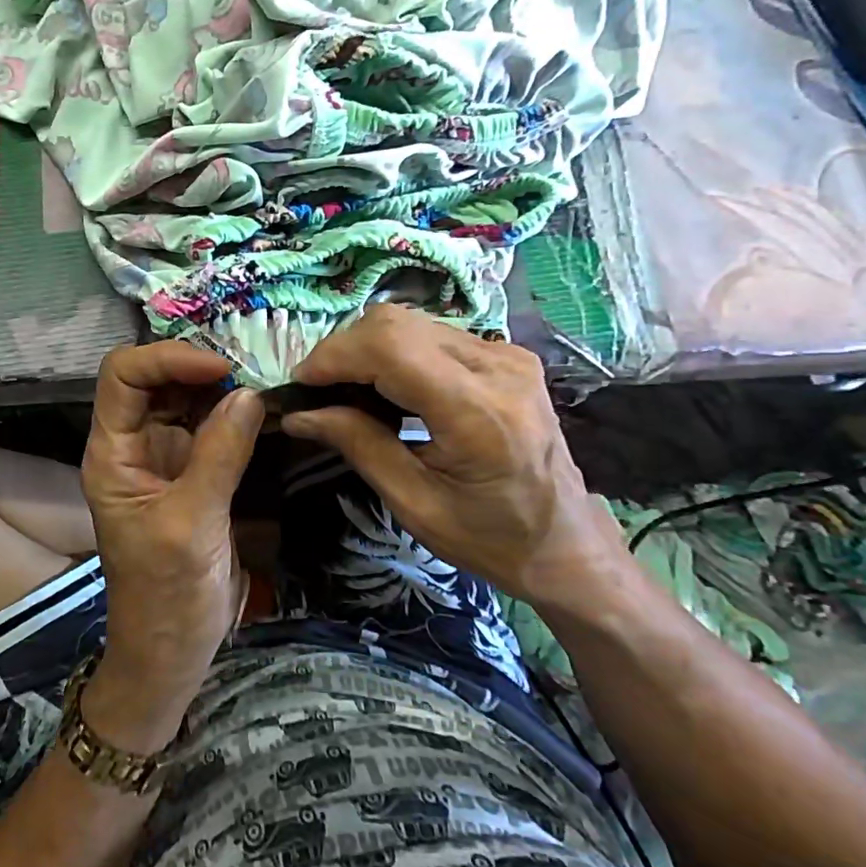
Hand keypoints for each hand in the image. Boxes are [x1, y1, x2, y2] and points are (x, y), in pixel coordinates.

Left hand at [80, 342, 264, 751]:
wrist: (171, 651)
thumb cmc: (167, 594)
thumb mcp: (192, 524)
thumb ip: (218, 455)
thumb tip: (248, 393)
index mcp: (112, 452)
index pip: (122, 375)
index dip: (165, 358)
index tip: (219, 367)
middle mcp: (133, 444)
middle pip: (154, 379)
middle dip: (196, 366)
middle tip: (252, 368)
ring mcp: (163, 457)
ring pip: (183, 399)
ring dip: (218, 386)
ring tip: (263, 381)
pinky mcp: (191, 473)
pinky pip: (208, 427)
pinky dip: (232, 412)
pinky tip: (262, 409)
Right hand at [280, 304, 626, 605]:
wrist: (567, 544)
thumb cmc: (491, 539)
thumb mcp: (415, 504)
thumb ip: (358, 446)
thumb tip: (298, 414)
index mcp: (479, 412)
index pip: (390, 347)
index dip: (334, 356)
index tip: (300, 386)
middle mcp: (497, 367)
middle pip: (395, 323)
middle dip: (342, 350)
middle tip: (317, 392)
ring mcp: (505, 355)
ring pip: (408, 322)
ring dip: (364, 349)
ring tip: (343, 391)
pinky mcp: (503, 355)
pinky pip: (428, 334)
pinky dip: (390, 352)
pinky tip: (382, 388)